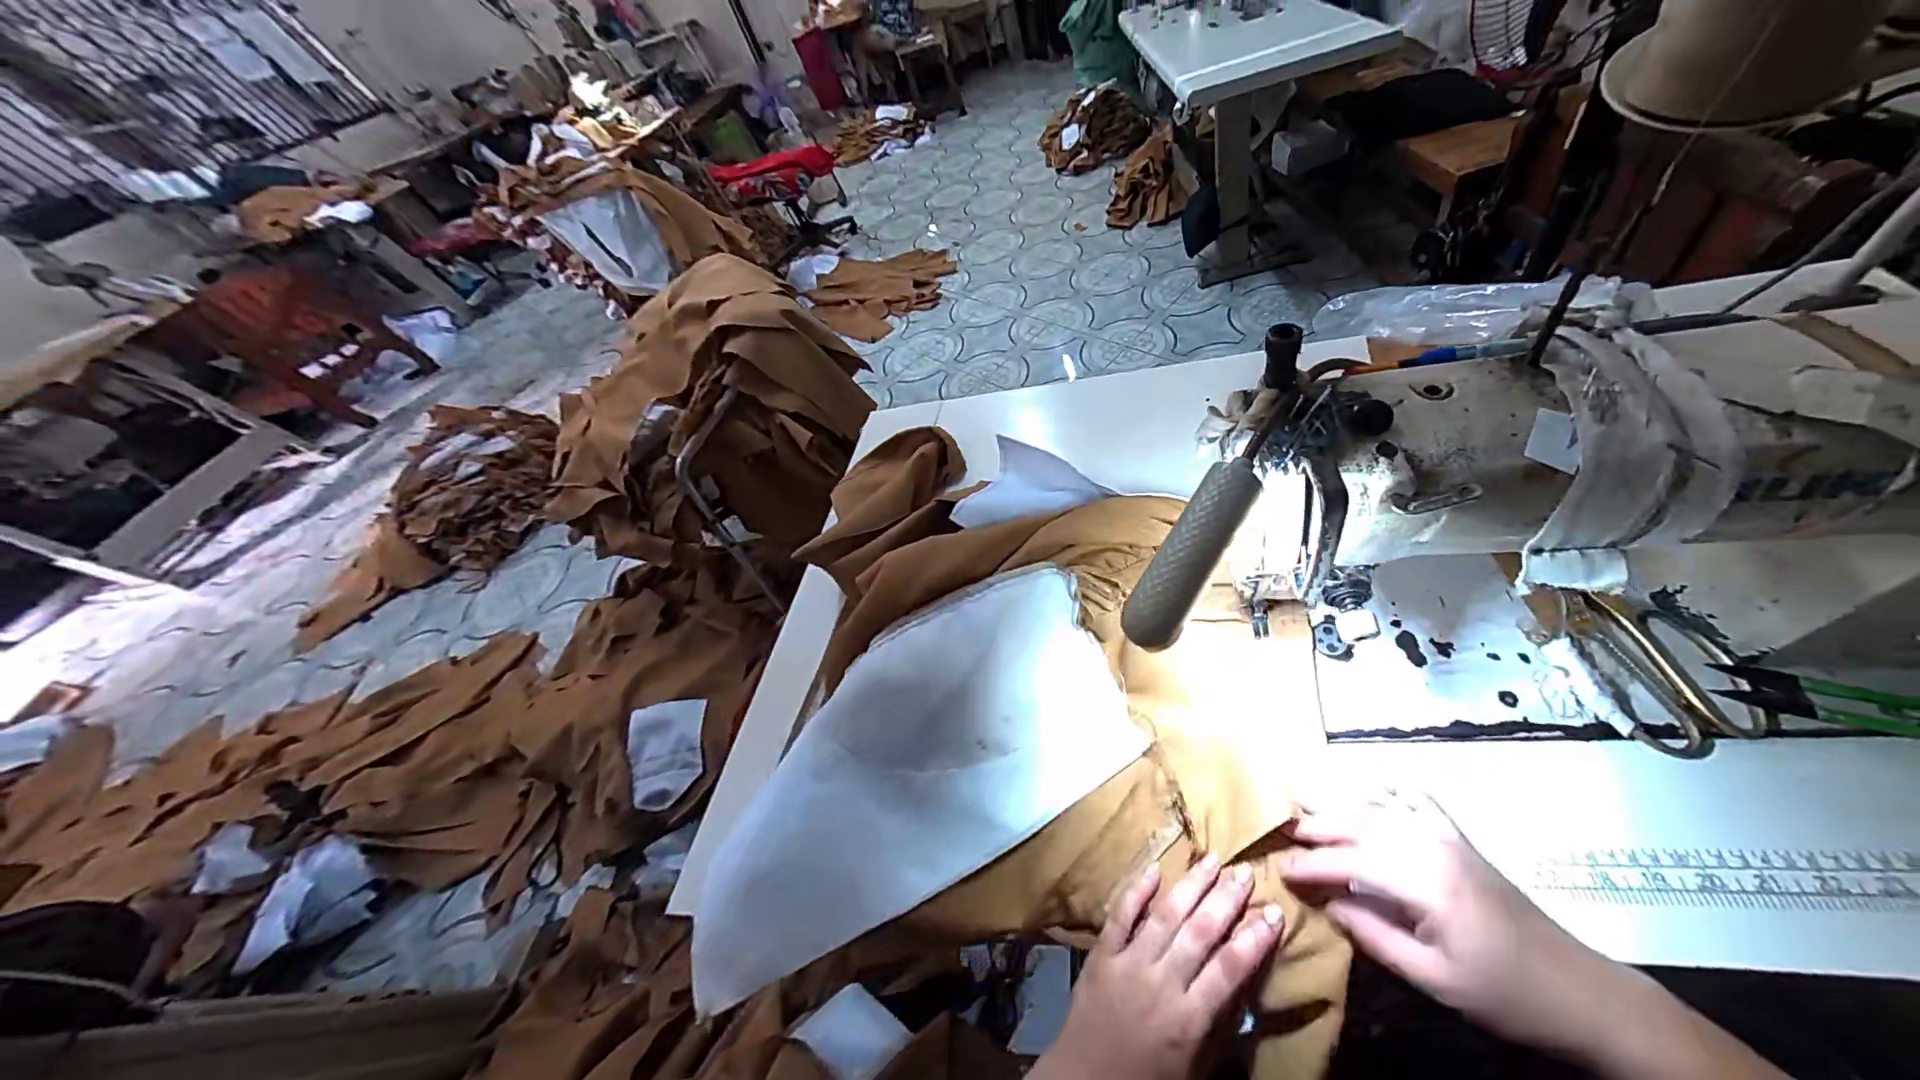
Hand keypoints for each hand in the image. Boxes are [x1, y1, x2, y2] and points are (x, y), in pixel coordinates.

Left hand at [1031, 854, 1284, 1079]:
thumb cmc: (1148, 1077)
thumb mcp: (1196, 1064)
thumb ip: (1219, 1025)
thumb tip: (1245, 989)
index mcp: (1189, 1018)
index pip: (1229, 969)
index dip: (1254, 939)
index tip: (1274, 912)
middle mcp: (1161, 983)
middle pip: (1199, 932)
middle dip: (1225, 900)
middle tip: (1245, 871)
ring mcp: (1128, 963)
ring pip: (1164, 916)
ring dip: (1190, 885)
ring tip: (1211, 859)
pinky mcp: (1101, 954)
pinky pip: (1120, 915)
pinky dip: (1137, 890)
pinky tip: (1155, 868)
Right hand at [1281, 791, 1786, 1079]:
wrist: (1583, 994)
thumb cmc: (1505, 994)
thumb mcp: (1433, 978)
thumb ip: (1373, 934)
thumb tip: (1326, 902)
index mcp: (1426, 882)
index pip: (1349, 860)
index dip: (1311, 864)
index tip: (1281, 868)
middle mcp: (1433, 846)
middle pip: (1359, 822)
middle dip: (1315, 825)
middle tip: (1280, 830)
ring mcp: (1448, 837)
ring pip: (1380, 806)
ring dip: (1339, 804)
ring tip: (1304, 804)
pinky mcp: (1460, 840)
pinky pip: (1416, 800)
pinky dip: (1386, 791)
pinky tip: (1368, 790)